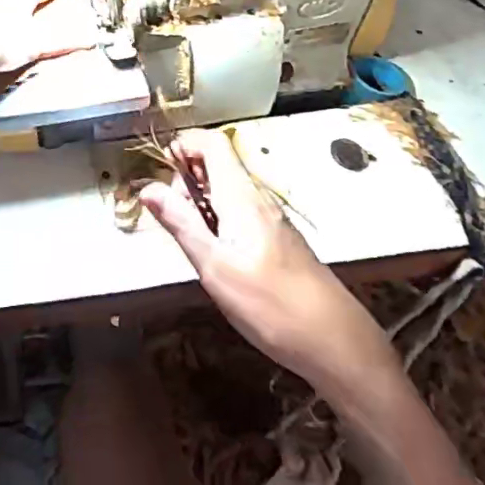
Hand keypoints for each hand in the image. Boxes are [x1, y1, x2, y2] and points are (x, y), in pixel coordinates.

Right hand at [139, 130, 389, 381]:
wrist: (336, 342)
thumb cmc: (271, 305)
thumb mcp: (215, 267)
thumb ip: (181, 224)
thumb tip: (147, 188)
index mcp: (240, 195)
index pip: (211, 142)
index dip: (182, 146)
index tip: (162, 177)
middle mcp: (256, 196)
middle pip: (216, 163)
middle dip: (186, 181)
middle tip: (175, 219)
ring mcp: (270, 216)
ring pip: (226, 189)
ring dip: (201, 203)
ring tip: (195, 243)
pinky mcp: (276, 237)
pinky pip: (239, 210)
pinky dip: (219, 220)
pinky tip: (219, 257)